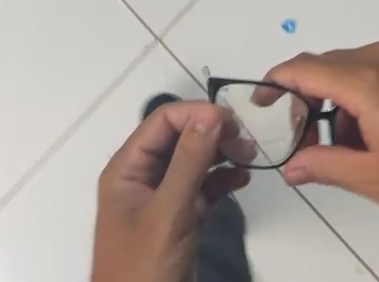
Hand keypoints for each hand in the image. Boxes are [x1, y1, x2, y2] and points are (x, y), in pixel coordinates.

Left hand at [92, 101, 250, 281]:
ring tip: (250, 155)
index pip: (163, 121)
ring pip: (193, 160)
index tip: (232, 121)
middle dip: (212, 133)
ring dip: (221, 154)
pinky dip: (221, 180)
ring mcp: (160, 198)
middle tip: (246, 139)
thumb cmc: (144, 267)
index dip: (196, 114)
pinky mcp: (177, 219)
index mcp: (127, 167)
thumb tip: (212, 112)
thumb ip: (189, 161)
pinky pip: (201, 187)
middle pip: (179, 137)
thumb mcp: (168, 212)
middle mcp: (142, 176)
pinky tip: (242, 178)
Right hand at [263, 42, 378, 213]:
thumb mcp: (377, 178)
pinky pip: (368, 69)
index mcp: (365, 80)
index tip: (259, 101)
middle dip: (305, 99)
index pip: (304, 68)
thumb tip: (291, 166)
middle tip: (302, 139)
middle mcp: (377, 56)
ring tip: (344, 145)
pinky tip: (370, 131)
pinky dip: (356, 94)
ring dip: (333, 99)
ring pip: (346, 68)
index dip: (275, 81)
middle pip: (323, 66)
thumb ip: (327, 166)